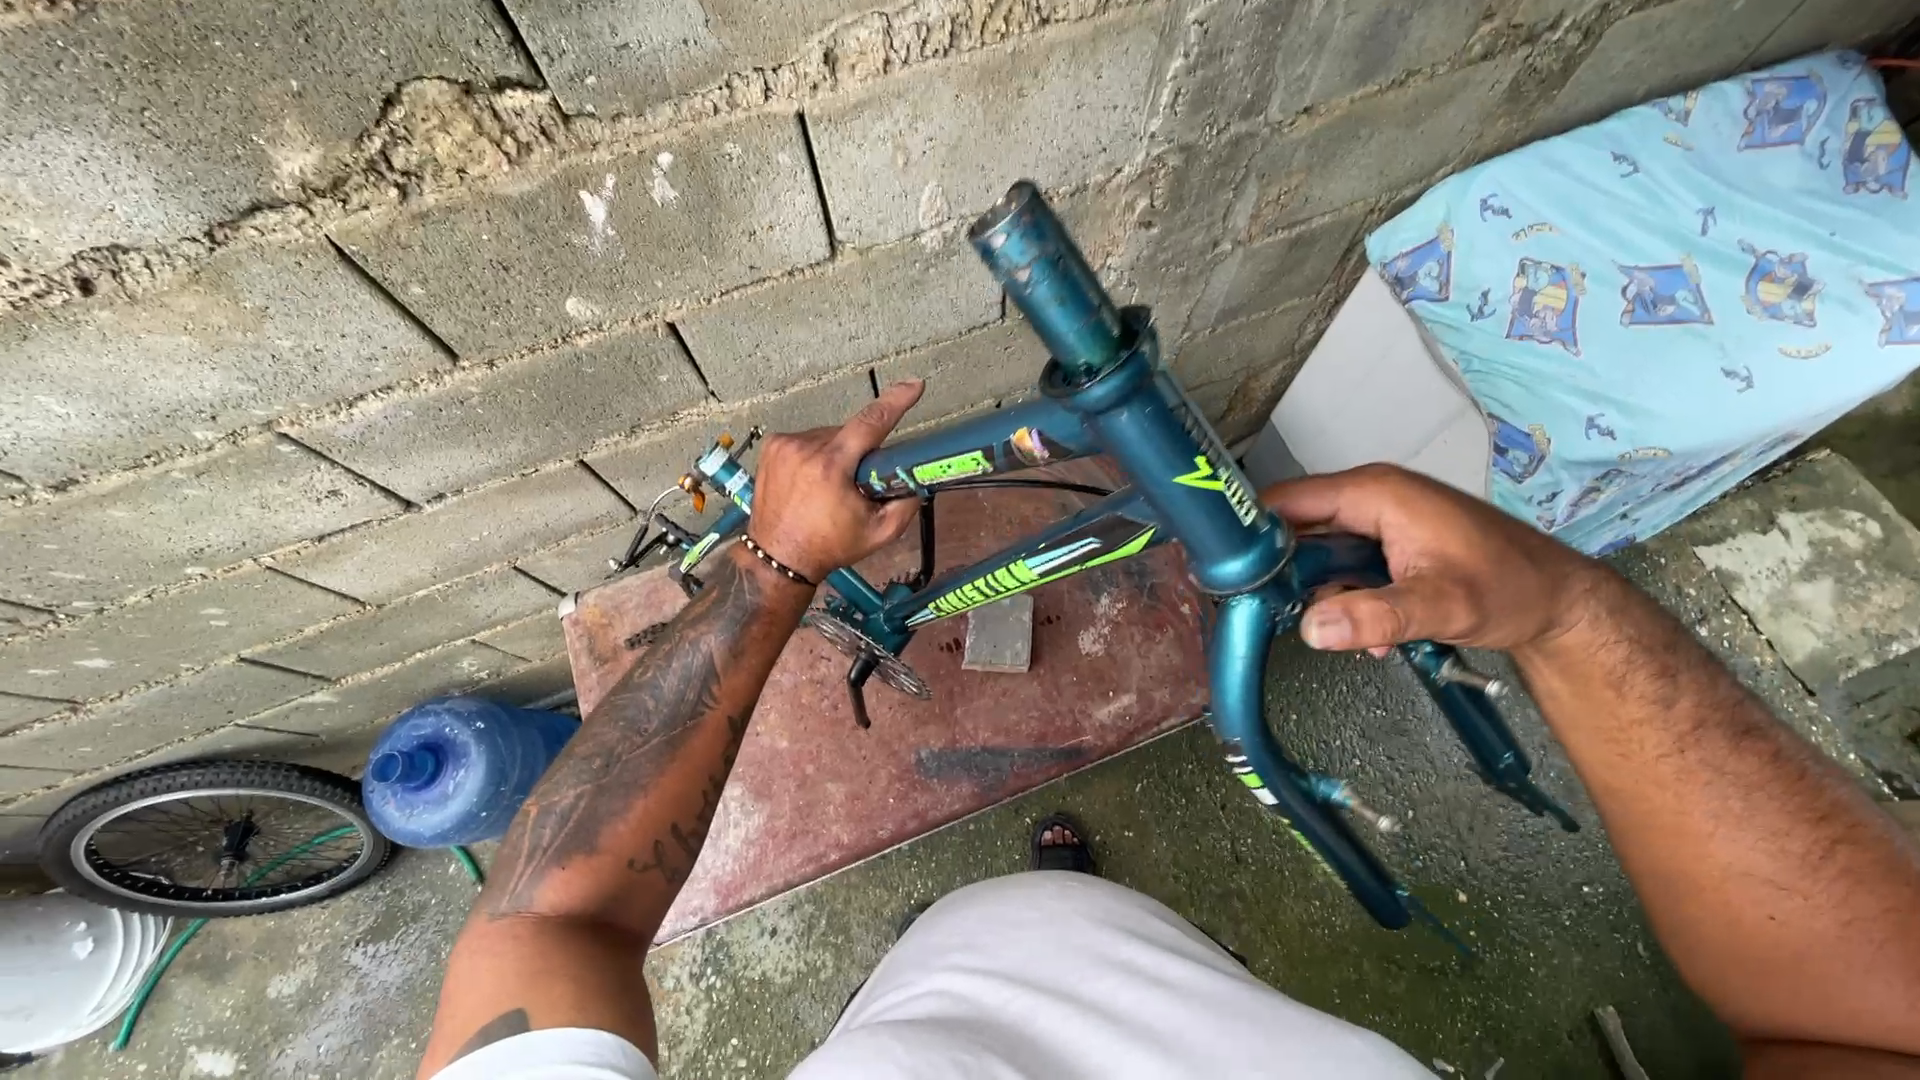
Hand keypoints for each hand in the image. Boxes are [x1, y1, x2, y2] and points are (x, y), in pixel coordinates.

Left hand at [747, 380, 925, 581]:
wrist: (778, 558)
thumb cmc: (829, 546)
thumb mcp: (879, 533)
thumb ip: (906, 504)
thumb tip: (916, 480)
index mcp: (832, 467)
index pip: (870, 423)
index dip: (896, 401)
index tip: (914, 385)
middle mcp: (805, 448)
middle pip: (850, 434)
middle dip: (860, 453)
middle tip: (856, 485)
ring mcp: (785, 445)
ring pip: (828, 436)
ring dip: (837, 453)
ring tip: (828, 487)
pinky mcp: (772, 446)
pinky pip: (807, 439)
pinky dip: (816, 454)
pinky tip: (811, 480)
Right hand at [1261, 464, 1610, 653]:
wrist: (1561, 604)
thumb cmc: (1512, 590)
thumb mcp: (1442, 606)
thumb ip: (1376, 615)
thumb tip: (1311, 629)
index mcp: (1373, 493)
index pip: (1285, 500)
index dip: (1250, 534)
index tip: (1232, 577)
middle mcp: (1367, 498)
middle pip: (1292, 527)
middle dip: (1281, 571)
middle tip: (1273, 612)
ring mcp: (1375, 521)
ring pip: (1313, 551)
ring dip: (1316, 591)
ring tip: (1337, 628)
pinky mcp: (1383, 544)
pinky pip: (1339, 565)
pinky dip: (1342, 597)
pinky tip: (1367, 630)